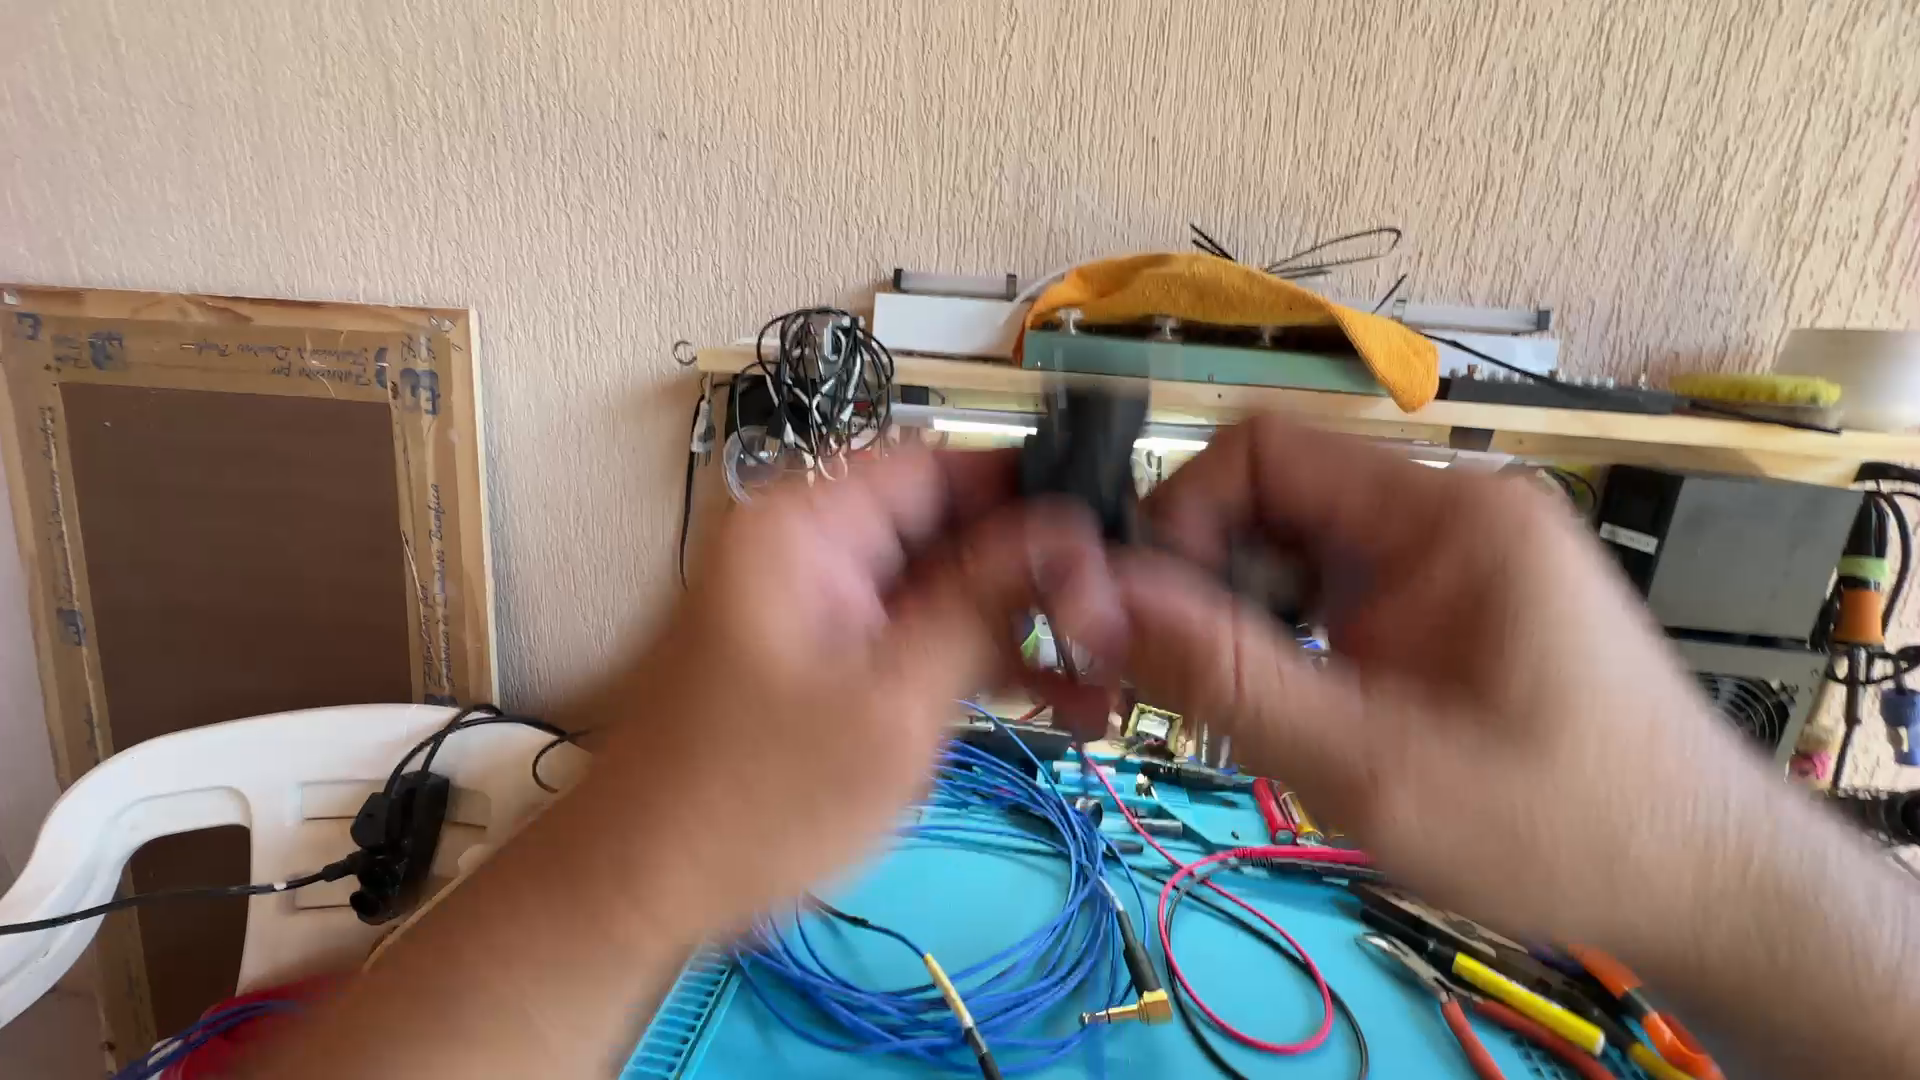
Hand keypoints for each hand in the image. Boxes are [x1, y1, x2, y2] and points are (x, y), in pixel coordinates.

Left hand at [580, 446, 1122, 934]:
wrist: (642, 891)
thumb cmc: (755, 799)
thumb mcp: (892, 701)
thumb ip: (981, 605)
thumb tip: (1063, 533)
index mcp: (806, 524)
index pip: (934, 463)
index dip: (1022, 488)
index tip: (1103, 529)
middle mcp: (815, 546)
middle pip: (948, 527)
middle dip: (1033, 572)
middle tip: (1113, 618)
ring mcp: (826, 601)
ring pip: (946, 586)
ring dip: (1018, 626)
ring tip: (1102, 673)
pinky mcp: (837, 651)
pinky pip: (921, 633)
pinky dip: (979, 662)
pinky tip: (1055, 702)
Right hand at [1112, 417, 1776, 949]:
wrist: (1703, 891)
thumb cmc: (1552, 828)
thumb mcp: (1367, 765)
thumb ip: (1227, 676)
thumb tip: (1102, 600)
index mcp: (1438, 513)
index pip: (1261, 450)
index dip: (1183, 514)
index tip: (1153, 610)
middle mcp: (1436, 507)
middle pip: (1266, 495)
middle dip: (1202, 574)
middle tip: (1185, 666)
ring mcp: (1437, 549)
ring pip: (1282, 542)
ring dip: (1234, 608)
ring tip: (1236, 690)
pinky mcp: (1433, 592)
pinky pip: (1316, 580)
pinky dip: (1273, 628)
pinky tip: (1285, 690)